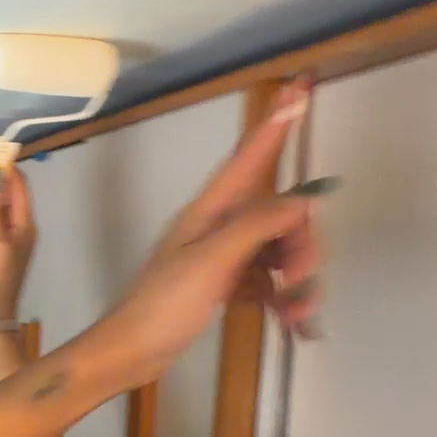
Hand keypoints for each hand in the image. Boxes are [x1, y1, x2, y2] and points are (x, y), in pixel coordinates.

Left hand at [83, 76, 328, 383]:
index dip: (275, 125)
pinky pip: (269, 281)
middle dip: (302, 243)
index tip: (300, 86)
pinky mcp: (225, 285)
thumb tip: (304, 195)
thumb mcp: (211, 261)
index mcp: (207, 212)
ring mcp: (221, 257)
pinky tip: (292, 323)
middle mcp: (216, 227)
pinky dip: (285, 299)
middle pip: (281, 214)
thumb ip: (256, 225)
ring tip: (296, 311)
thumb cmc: (163, 305)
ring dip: (299, 279)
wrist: (133, 351)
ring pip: (280, 250)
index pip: (248, 159)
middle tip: (299, 278)